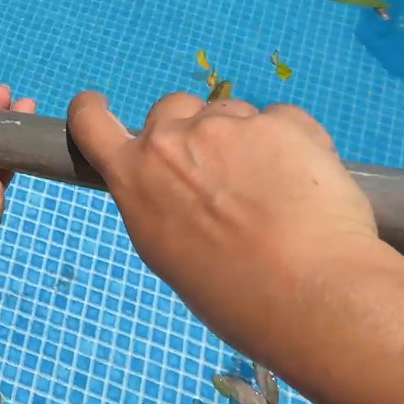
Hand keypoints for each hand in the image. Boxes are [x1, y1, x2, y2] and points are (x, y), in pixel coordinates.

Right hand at [67, 90, 394, 366]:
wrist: (313, 297)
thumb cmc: (232, 295)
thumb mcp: (165, 249)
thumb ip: (156, 200)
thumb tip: (173, 188)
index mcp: (131, 175)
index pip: (89, 121)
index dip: (92, 108)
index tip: (100, 106)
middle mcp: (169, 141)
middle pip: (173, 108)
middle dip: (193, 130)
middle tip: (224, 172)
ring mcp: (223, 126)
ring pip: (231, 113)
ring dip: (247, 138)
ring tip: (279, 189)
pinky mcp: (279, 123)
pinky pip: (283, 120)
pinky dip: (295, 143)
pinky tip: (309, 183)